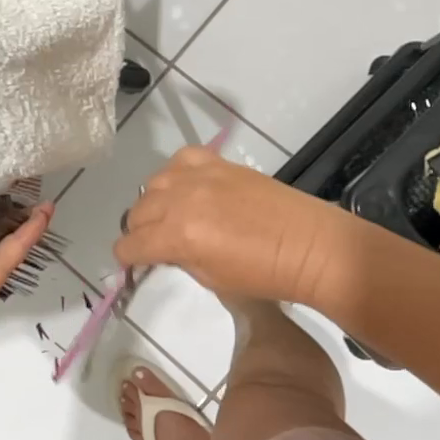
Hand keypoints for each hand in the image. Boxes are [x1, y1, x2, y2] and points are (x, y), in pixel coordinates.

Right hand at [117, 148, 368, 305]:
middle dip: (140, 232)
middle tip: (157, 244)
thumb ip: (178, 258)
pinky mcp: (216, 162)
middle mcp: (180, 201)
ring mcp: (198, 176)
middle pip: (136, 213)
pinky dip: (177, 174)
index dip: (127, 259)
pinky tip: (189, 188)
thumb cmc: (266, 276)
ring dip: (156, 203)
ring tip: (173, 216)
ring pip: (152, 185)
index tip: (134, 264)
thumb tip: (163, 250)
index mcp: (178, 236)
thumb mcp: (212, 279)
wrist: (311, 247)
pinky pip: (179, 160)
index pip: (129, 244)